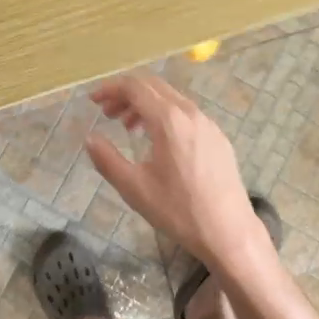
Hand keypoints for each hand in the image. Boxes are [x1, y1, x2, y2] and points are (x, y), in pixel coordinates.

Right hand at [84, 72, 268, 270]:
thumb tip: (89, 139)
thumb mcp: (134, 188)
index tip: (93, 100)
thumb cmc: (179, 211)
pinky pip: (186, 113)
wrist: (229, 232)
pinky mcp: (218, 136)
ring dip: (146, 104)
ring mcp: (208, 123)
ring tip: (128, 128)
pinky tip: (158, 140)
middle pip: (153, 86)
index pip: (135, 87)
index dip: (110, 89)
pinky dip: (165, 114)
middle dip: (126, 94)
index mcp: (169, 120)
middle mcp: (190, 112)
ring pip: (171, 98)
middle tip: (107, 114)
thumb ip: (107, 160)